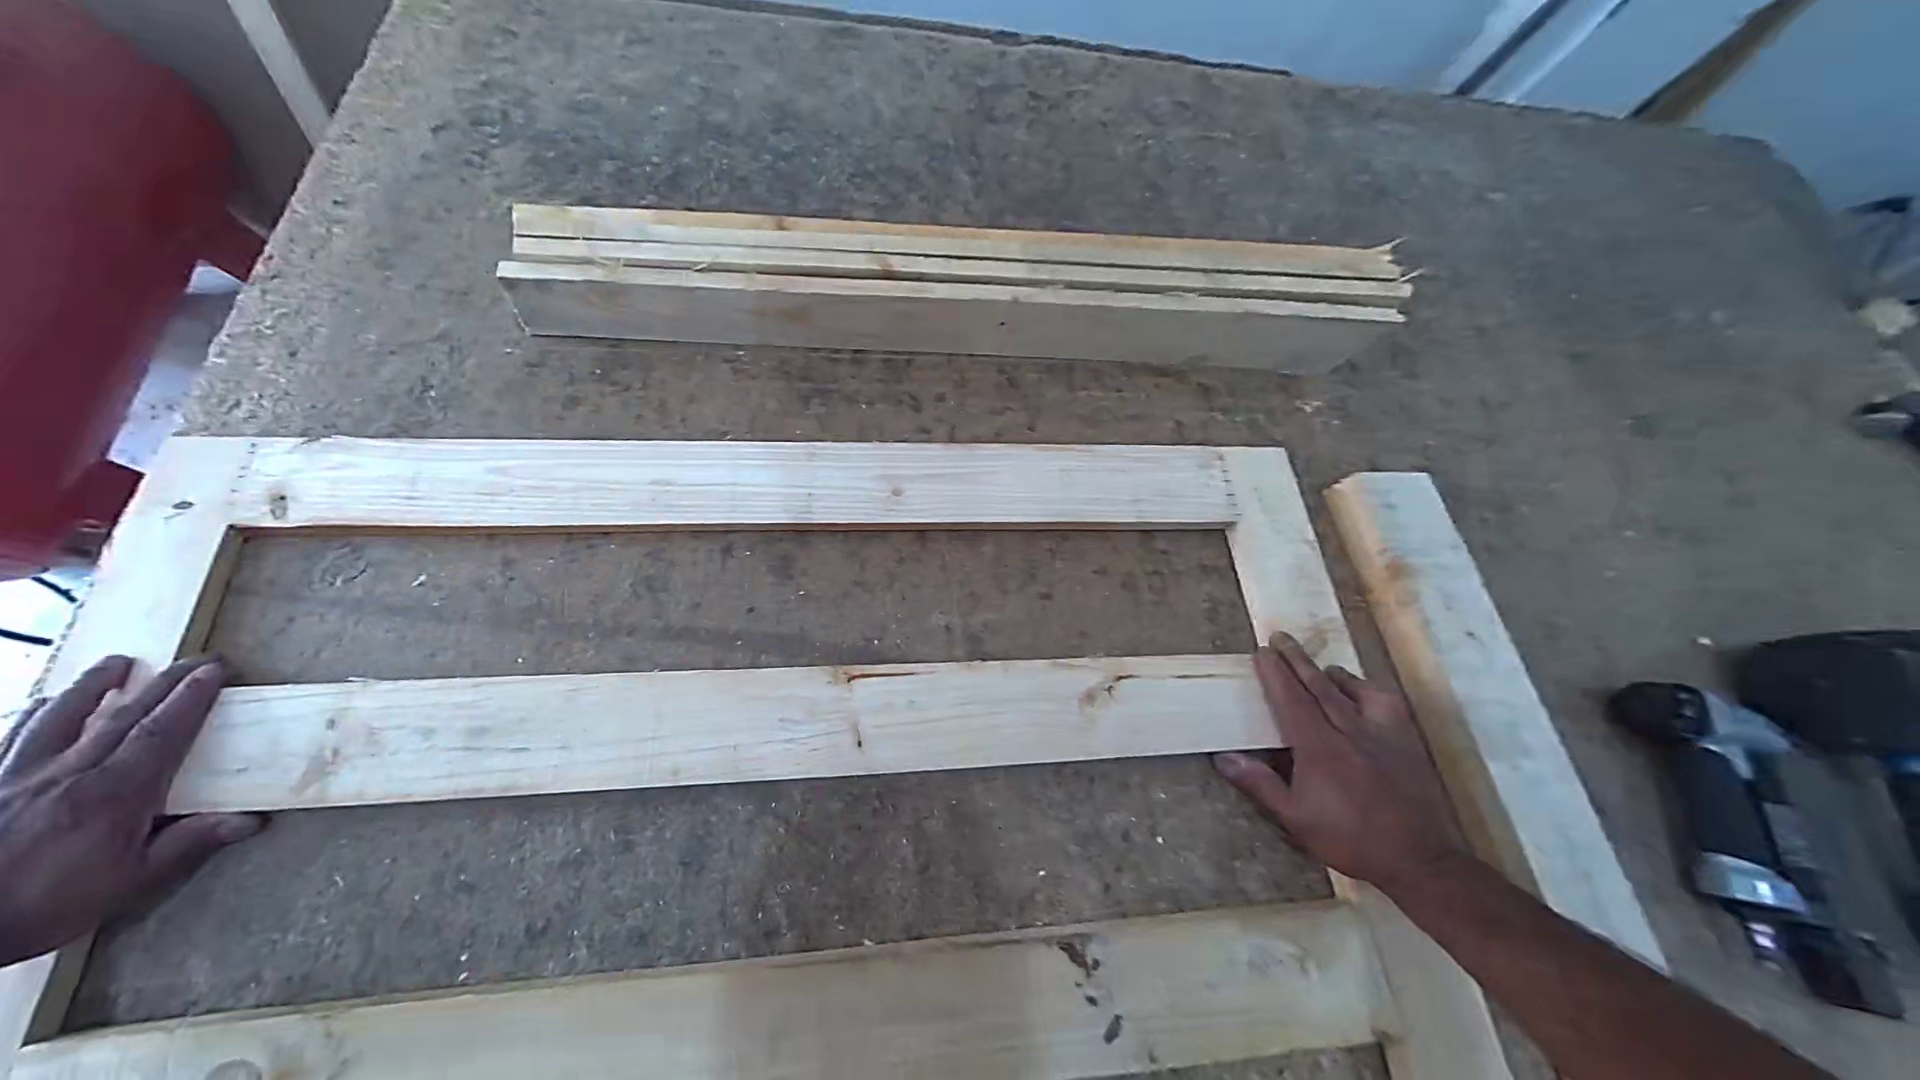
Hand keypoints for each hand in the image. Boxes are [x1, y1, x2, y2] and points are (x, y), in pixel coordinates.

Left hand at [0, 656, 263, 966]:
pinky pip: (7, 741)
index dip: (190, 697)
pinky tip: (40, 706)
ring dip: (92, 687)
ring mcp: (15, 777)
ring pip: (57, 719)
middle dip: (162, 682)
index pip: (160, 732)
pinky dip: (30, 717)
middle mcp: (67, 773)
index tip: (214, 670)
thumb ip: (188, 845)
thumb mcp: (128, 884)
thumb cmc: (41, 907)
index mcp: (113, 792)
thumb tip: (252, 819)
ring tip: (116, 663)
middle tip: (191, 660)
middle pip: (121, 716)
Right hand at [1214, 633, 1463, 892]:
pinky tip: (1357, 688)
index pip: (1291, 699)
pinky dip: (1365, 688)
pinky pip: (1383, 701)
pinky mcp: (1403, 740)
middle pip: (1317, 684)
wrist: (1417, 859)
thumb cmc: (1348, 839)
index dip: (1275, 673)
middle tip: (1278, 637)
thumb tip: (1223, 757)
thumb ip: (1259, 784)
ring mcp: (1379, 732)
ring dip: (1325, 671)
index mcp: (1318, 747)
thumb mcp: (1294, 818)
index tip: (1261, 652)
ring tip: (1312, 663)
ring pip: (1348, 689)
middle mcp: (1347, 730)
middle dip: (1295, 659)